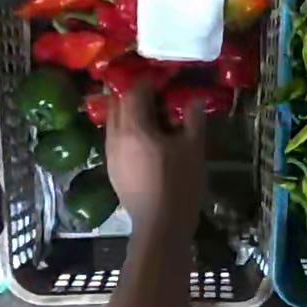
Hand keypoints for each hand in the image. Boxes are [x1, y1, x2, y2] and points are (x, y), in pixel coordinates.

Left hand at [106, 82, 205, 231]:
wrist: (160, 225)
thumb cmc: (179, 184)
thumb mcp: (194, 148)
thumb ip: (193, 118)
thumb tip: (195, 98)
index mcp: (134, 127)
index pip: (135, 90)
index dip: (151, 82)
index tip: (168, 82)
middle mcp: (115, 136)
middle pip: (118, 102)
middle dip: (137, 95)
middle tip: (160, 97)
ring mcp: (110, 154)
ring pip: (114, 121)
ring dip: (131, 113)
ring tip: (155, 119)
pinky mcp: (112, 169)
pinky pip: (116, 139)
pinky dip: (129, 131)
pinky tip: (148, 142)